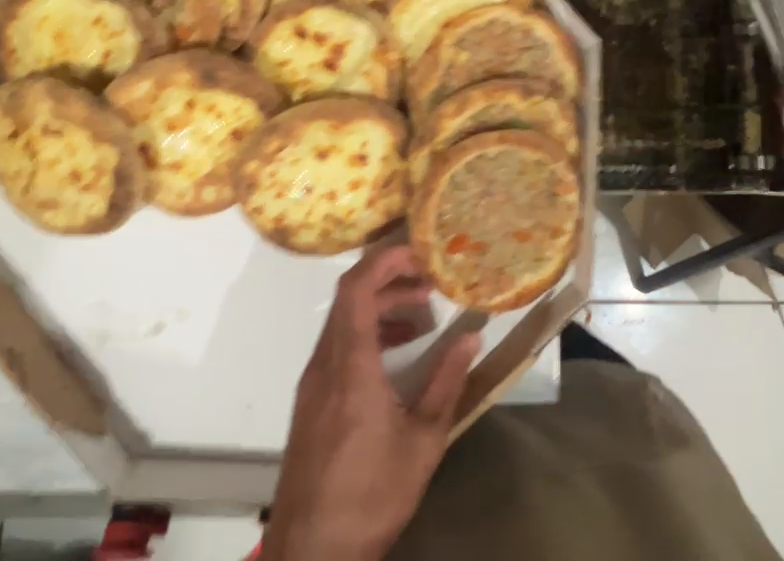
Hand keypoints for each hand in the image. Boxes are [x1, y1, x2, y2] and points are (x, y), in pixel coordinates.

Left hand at [261, 245, 481, 560]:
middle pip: (350, 299)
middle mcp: (324, 364)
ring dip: (380, 309)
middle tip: (431, 284)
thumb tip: (471, 335)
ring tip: (422, 317)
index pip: (356, 289)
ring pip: (343, 322)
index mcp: (351, 367)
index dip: (384, 261)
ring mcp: (313, 381)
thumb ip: (447, 381)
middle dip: (390, 281)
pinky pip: (337, 346)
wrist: (314, 545)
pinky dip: (367, 334)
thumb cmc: (373, 493)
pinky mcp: (311, 398)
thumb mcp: (423, 440)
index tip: (419, 252)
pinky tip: (397, 354)